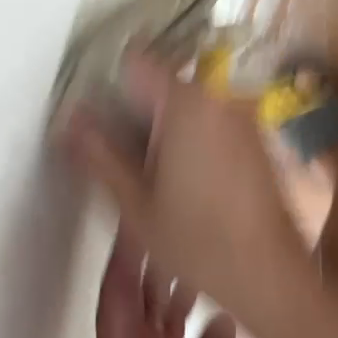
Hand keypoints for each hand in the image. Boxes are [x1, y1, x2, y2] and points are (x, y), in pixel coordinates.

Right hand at [66, 54, 313, 326]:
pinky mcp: (258, 142)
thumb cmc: (198, 243)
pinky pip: (214, 126)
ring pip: (189, 107)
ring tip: (151, 180)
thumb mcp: (135, 204)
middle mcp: (221, 99)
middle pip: (162, 85)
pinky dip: (193, 142)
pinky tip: (185, 188)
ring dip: (164, 130)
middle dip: (135, 113)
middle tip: (121, 160)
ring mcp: (245, 120)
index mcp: (187, 103)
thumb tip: (69, 120)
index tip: (97, 121)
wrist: (268, 274)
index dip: (108, 87)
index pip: (133, 63)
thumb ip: (98, 155)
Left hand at [92, 228, 236, 337]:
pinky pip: (171, 335)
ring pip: (153, 312)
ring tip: (194, 241)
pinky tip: (208, 294)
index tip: (137, 216)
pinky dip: (184, 312)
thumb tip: (224, 320)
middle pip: (134, 296)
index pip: (117, 296)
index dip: (125, 256)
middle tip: (174, 214)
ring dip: (168, 279)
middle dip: (147, 256)